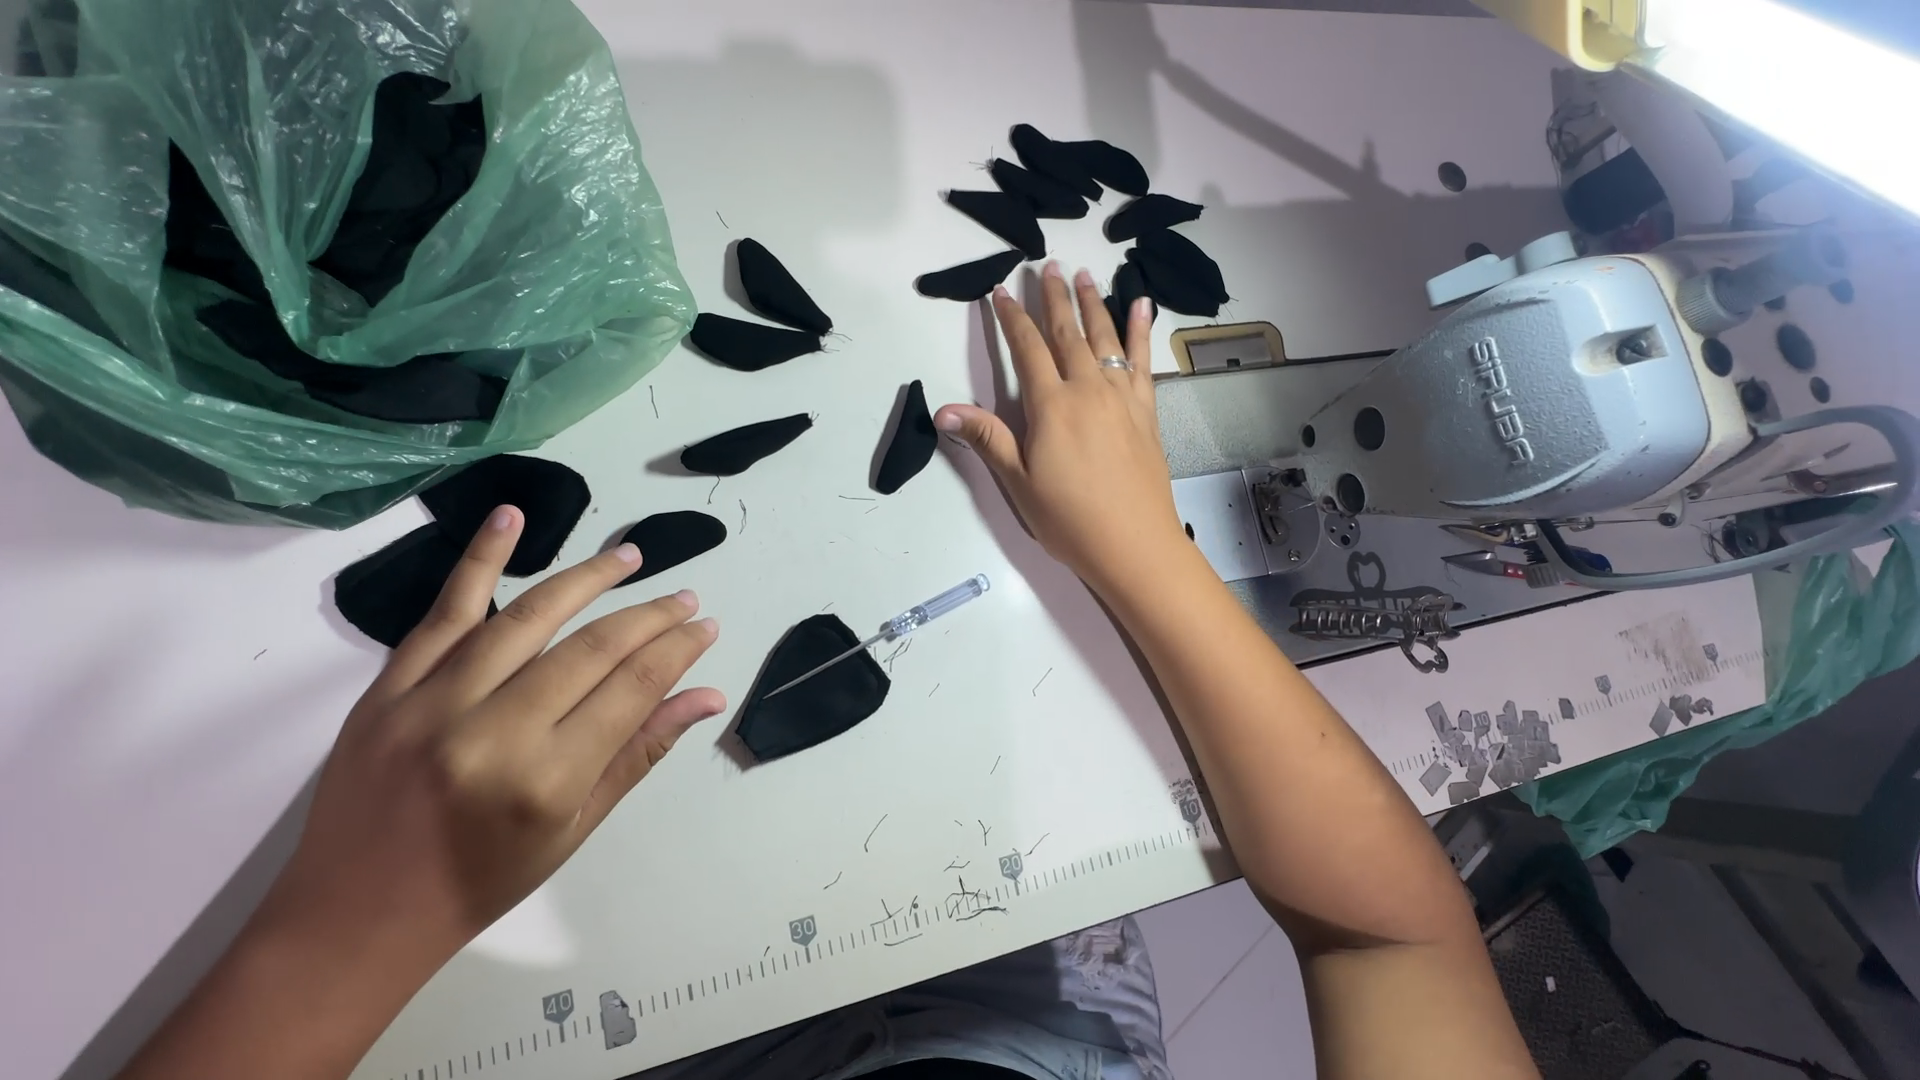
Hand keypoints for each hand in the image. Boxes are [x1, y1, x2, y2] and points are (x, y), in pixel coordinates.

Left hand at [258, 507, 724, 962]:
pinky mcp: (388, 687)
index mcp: (546, 779)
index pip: (632, 688)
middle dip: (650, 616)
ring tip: (630, 557)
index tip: (706, 627)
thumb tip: (706, 696)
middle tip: (686, 598)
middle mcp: (493, 732)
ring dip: (587, 579)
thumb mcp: (574, 829)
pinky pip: (443, 612)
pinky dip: (479, 559)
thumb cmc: (479, 884)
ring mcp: (432, 702)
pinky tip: (511, 517)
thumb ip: (640, 753)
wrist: (352, 919)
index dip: (678, 650)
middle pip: (592, 648)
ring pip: (528, 617)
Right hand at [936, 262, 1186, 595]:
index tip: (1001, 291)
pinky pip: (1143, 361)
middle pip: (1069, 333)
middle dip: (1055, 298)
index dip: (1012, 318)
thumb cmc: (1069, 519)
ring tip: (1085, 275)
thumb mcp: (1019, 482)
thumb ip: (987, 438)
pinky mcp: (1147, 411)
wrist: (1134, 545)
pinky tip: (1141, 306)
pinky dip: (1140, 331)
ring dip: (1093, 303)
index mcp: (1053, 405)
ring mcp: (1122, 398)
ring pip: (1106, 338)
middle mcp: (1089, 390)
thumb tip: (943, 410)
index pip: (1028, 349)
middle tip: (1047, 266)